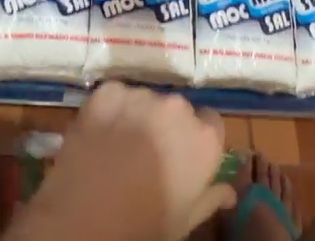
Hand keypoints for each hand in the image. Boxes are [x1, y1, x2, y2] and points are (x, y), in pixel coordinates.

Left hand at [20, 83, 232, 240]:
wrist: (85, 214)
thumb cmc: (144, 223)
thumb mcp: (184, 219)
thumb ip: (210, 198)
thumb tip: (229, 192)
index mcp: (204, 139)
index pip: (211, 123)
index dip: (196, 139)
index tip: (183, 156)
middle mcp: (177, 107)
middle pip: (177, 110)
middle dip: (166, 126)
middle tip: (148, 155)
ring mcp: (140, 95)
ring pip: (145, 101)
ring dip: (138, 116)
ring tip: (120, 146)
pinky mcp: (108, 91)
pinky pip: (116, 96)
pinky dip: (111, 110)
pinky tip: (101, 134)